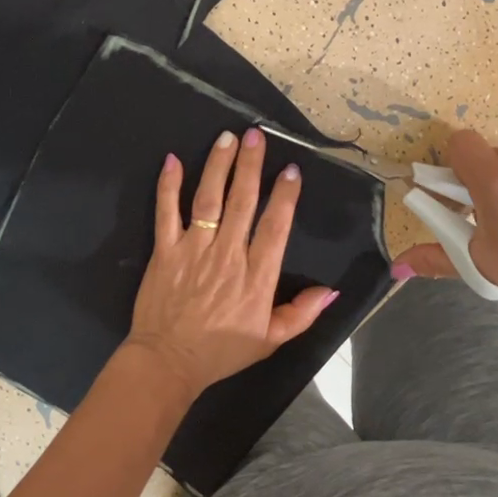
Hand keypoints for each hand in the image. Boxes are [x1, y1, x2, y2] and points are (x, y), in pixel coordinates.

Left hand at [124, 127, 338, 399]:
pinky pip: (166, 212)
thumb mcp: (270, 340)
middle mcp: (227, 255)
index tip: (291, 169)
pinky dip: (168, 185)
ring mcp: (194, 249)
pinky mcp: (165, 250)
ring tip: (226, 138)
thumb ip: (302, 314)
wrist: (168, 362)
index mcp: (256, 276)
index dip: (285, 196)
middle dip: (251, 165)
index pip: (274, 226)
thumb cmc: (221, 351)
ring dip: (218, 165)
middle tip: (256, 135)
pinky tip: (173, 160)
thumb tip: (332, 290)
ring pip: (208, 198)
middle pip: (242, 201)